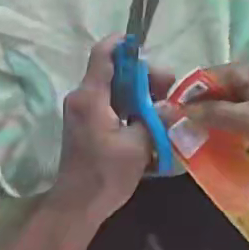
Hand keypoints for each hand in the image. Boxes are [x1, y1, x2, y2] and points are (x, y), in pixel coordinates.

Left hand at [46, 36, 167, 225]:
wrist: (76, 205)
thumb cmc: (105, 175)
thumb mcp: (137, 147)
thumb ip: (154, 120)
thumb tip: (171, 104)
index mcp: (90, 97)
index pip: (103, 55)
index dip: (122, 44)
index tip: (143, 44)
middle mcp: (82, 97)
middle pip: (112, 71)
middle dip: (141, 74)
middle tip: (167, 87)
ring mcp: (81, 110)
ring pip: (111, 86)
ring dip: (136, 90)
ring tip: (162, 103)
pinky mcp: (85, 122)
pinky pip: (107, 101)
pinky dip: (126, 103)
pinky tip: (147, 116)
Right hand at [167, 59, 248, 179]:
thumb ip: (216, 115)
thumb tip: (179, 110)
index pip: (211, 76)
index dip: (190, 95)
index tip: (171, 115)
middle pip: (221, 91)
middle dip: (202, 111)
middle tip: (183, 133)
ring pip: (232, 106)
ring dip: (217, 123)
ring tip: (198, 142)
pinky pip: (246, 118)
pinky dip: (233, 130)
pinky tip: (222, 146)